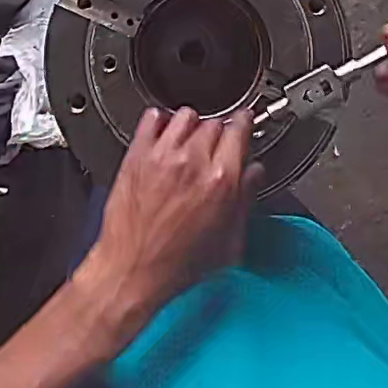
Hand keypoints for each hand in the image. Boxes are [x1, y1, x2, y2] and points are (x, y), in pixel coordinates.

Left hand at [75, 107, 263, 338]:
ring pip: (186, 116)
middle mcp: (193, 162)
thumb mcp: (229, 241)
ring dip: (191, 125)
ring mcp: (163, 156)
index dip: (243, 122)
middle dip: (218, 133)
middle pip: (214, 122)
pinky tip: (164, 135)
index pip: (238, 129)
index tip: (243, 121)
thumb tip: (255, 172)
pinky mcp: (138, 155)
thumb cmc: (177, 264)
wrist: (132, 272)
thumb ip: (246, 198)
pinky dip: (160, 121)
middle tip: (214, 148)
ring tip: (189, 141)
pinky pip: (152, 118)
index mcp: (220, 180)